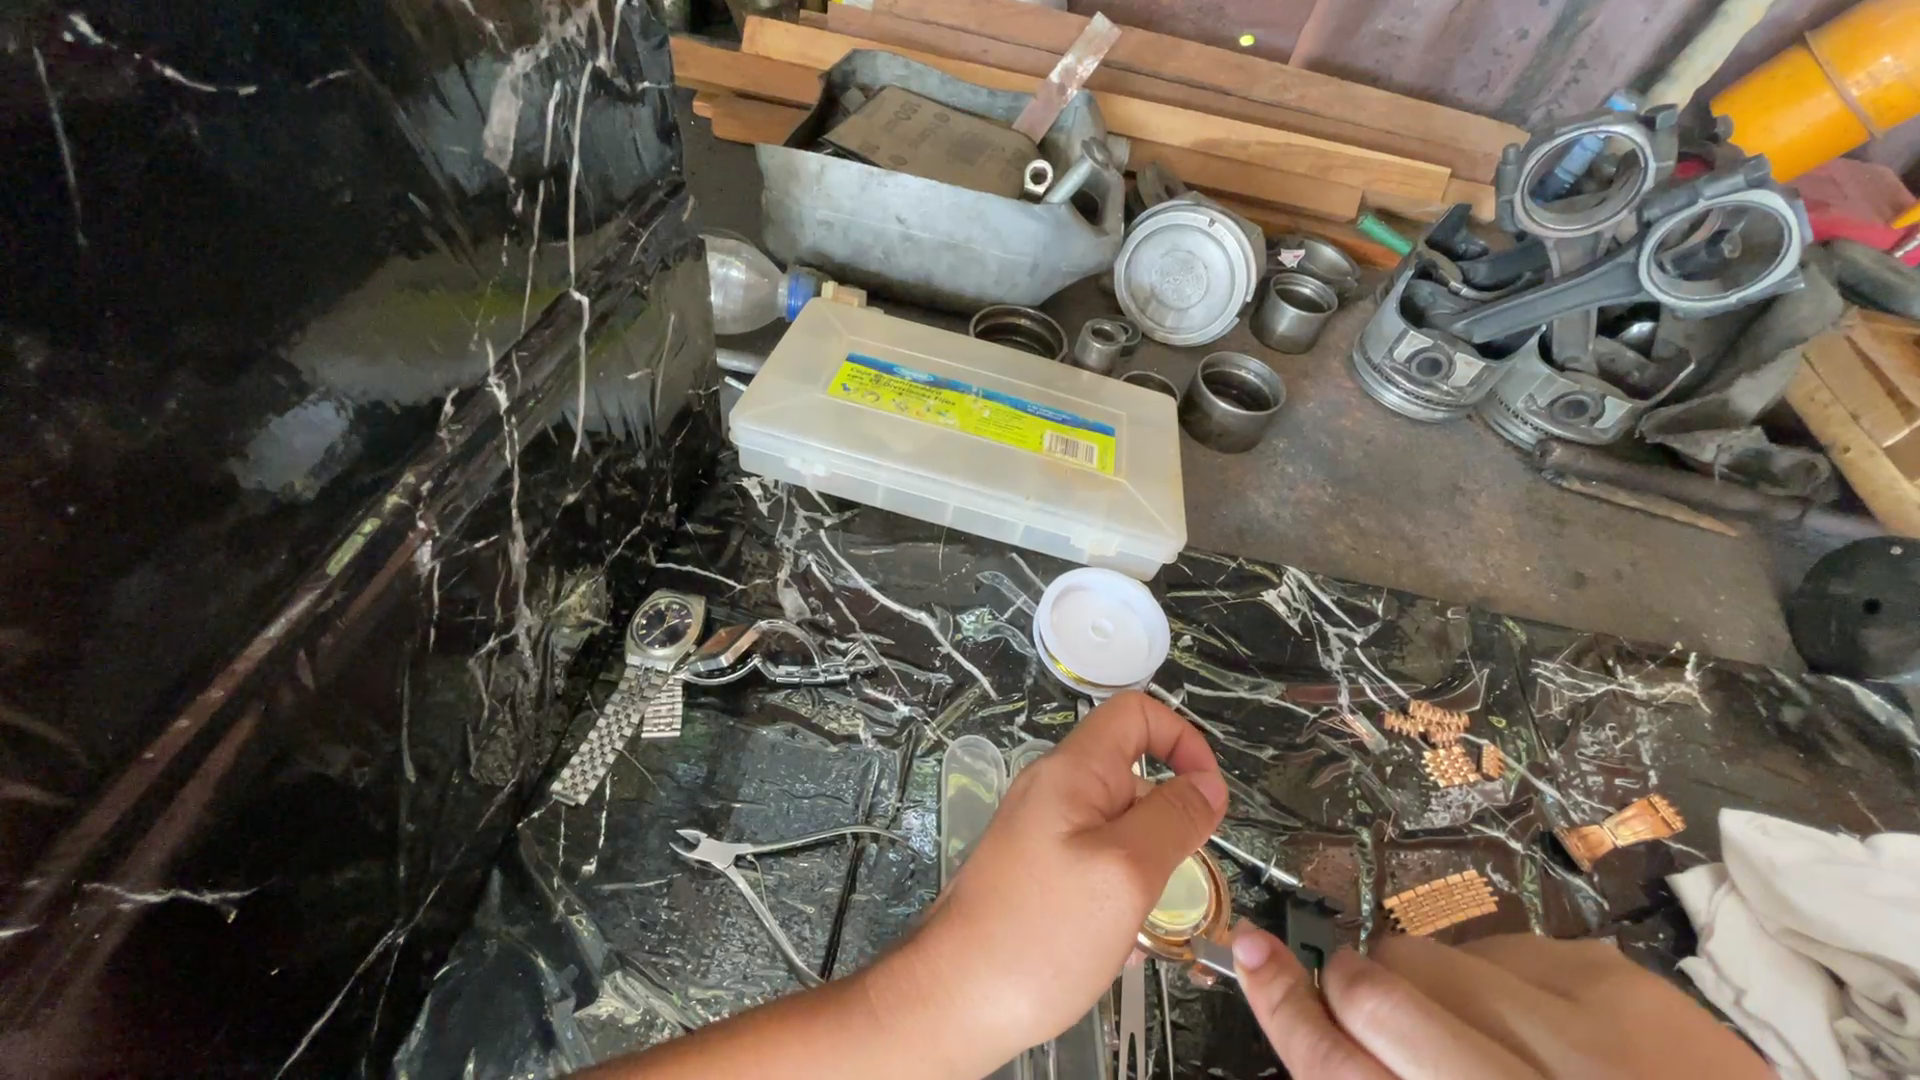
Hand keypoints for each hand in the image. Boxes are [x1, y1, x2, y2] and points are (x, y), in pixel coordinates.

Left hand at [871, 692, 1227, 1069]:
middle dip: (1166, 821)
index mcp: (1071, 770)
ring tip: (1134, 922)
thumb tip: (1209, 784)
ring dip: (1144, 866)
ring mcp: (1043, 828)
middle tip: (1165, 883)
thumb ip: (1174, 820)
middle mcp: (1054, 788)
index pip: (1135, 714)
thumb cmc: (1041, 933)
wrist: (954, 999)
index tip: (1207, 799)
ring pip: (1119, 823)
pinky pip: (1098, 858)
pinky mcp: (1038, 866)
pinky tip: (1114, 939)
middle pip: (1132, 773)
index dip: (1182, 741)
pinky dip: (1119, 889)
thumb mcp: (1126, 872)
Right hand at [1230, 924, 1774, 1078]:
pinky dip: (1503, 980)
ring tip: (1493, 1040)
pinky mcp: (1619, 978)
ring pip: (1428, 953)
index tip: (1251, 951)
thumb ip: (1385, 1076)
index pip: (1336, 1062)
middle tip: (1389, 1026)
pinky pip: (1500, 943)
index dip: (1283, 1003)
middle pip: (1372, 991)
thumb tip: (1322, 1010)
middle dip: (1358, 995)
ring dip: (1433, 988)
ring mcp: (1578, 1025)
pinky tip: (1558, 1033)